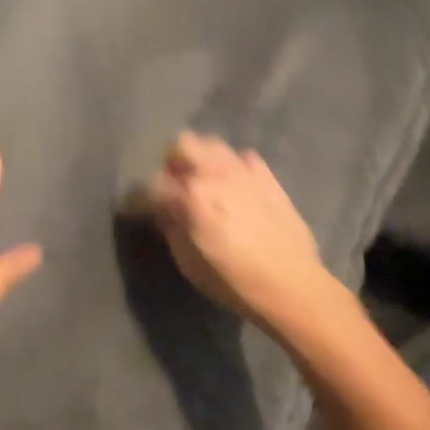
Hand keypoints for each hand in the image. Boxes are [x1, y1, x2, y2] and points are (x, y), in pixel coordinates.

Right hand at [145, 133, 335, 328]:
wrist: (291, 285)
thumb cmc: (232, 280)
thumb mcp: (187, 261)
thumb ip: (171, 227)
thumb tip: (164, 212)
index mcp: (190, 196)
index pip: (150, 186)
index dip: (138, 200)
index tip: (137, 212)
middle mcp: (214, 174)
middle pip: (181, 144)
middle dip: (171, 164)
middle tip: (173, 187)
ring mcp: (244, 172)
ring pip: (212, 144)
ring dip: (201, 160)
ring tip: (203, 184)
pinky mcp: (268, 177)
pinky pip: (244, 159)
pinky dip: (233, 168)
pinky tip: (235, 189)